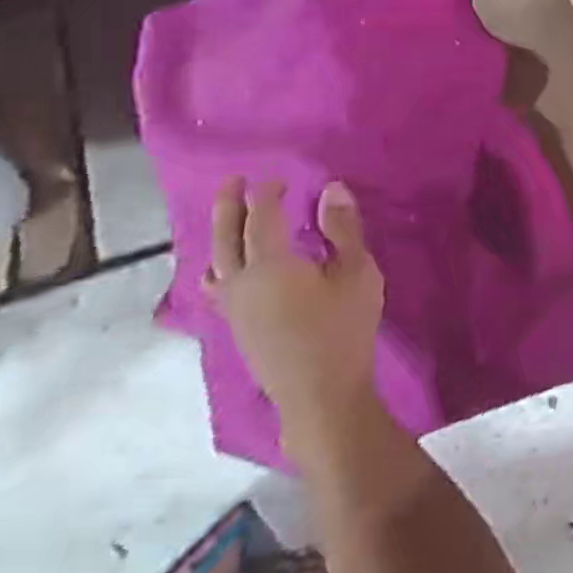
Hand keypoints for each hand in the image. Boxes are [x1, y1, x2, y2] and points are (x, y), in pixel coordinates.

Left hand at [208, 178, 383, 443]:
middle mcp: (240, 280)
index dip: (268, 194)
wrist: (319, 393)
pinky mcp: (235, 327)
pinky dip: (217, 265)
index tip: (278, 179)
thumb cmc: (343, 328)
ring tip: (226, 219)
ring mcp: (233, 307)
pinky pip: (216, 285)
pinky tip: (222, 272)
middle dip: (230, 205)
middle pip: (226, 235)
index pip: (262, 217)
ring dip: (220, 233)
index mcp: (270, 264)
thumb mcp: (357, 273)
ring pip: (216, 260)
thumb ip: (343, 230)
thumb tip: (331, 189)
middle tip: (233, 181)